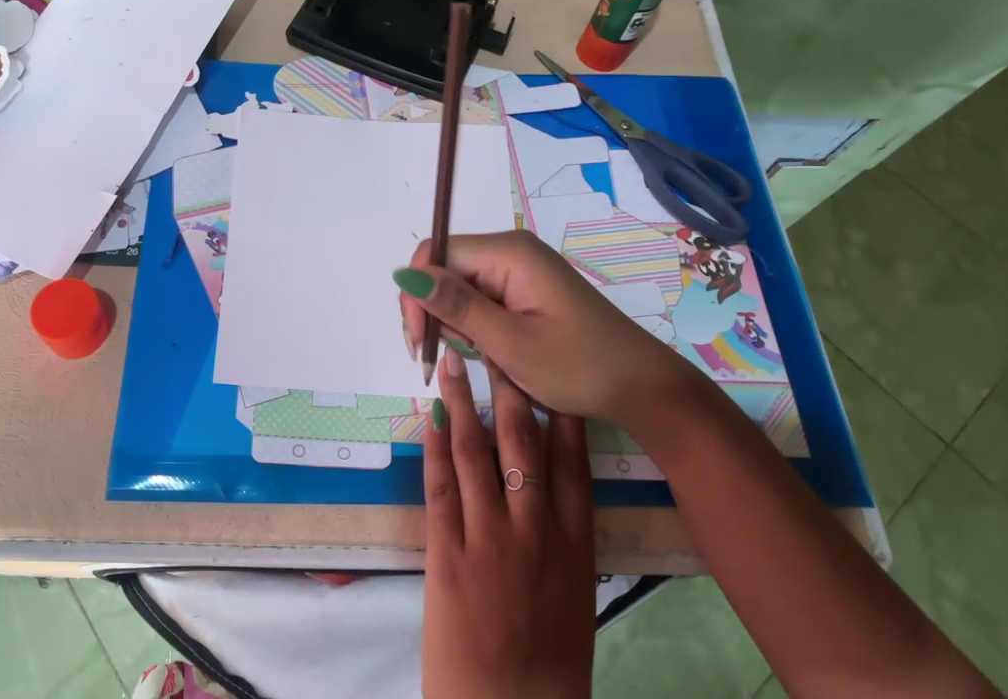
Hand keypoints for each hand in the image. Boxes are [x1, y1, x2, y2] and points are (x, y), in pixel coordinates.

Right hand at [396, 230, 687, 423]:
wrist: (639, 387)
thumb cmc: (577, 366)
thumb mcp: (508, 342)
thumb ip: (455, 306)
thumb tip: (404, 275)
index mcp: (509, 253)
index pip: (435, 253)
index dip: (416, 293)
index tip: (419, 342)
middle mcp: (512, 252)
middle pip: (445, 268)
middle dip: (433, 310)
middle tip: (437, 358)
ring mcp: (521, 271)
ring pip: (460, 286)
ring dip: (453, 322)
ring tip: (472, 356)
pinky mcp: (527, 291)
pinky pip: (482, 298)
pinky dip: (474, 326)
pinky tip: (486, 351)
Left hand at [422, 348, 594, 698]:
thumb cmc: (550, 662)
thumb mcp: (574, 595)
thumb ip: (565, 541)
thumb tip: (555, 493)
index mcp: (576, 543)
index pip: (573, 461)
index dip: (560, 410)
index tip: (549, 369)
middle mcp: (537, 530)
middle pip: (523, 444)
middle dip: (510, 390)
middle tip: (498, 345)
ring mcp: (491, 539)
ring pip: (478, 455)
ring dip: (464, 405)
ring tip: (454, 364)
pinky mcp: (448, 554)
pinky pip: (441, 489)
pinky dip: (435, 449)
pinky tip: (431, 418)